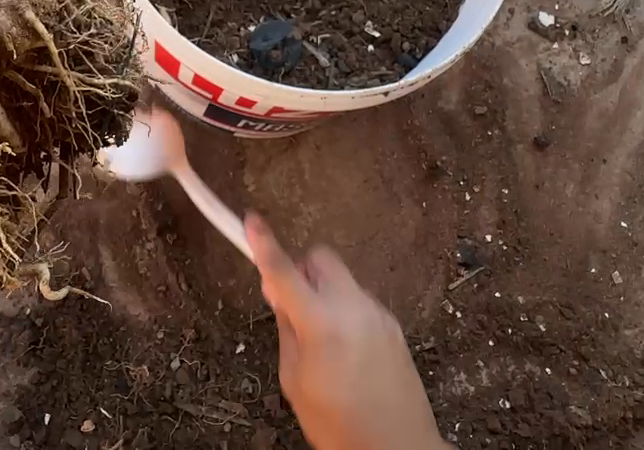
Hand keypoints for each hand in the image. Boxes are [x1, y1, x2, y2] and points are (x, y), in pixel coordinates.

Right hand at [248, 215, 446, 449]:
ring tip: (322, 338)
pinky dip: (344, 310)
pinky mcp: (393, 324)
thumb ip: (286, 329)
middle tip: (292, 301)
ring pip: (340, 280)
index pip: (284, 270)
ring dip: (324, 292)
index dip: (264, 242)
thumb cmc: (337, 424)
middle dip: (301, 269)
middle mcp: (351, 306)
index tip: (251, 219)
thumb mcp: (295, 381)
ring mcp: (377, 312)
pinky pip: (358, 301)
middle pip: (320, 258)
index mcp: (320, 322)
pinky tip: (347, 350)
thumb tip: (279, 292)